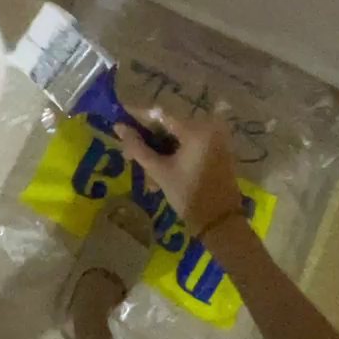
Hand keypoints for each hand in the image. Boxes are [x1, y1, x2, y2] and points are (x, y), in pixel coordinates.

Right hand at [112, 109, 250, 231]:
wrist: (219, 221)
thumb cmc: (187, 194)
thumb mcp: (159, 170)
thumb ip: (137, 147)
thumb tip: (119, 127)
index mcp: (196, 130)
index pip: (160, 116)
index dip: (137, 119)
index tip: (119, 123)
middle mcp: (209, 129)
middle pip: (169, 128)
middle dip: (149, 142)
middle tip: (130, 158)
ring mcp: (216, 140)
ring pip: (178, 139)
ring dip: (160, 153)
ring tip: (148, 175)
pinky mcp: (219, 152)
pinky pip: (190, 146)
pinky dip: (175, 156)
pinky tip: (163, 172)